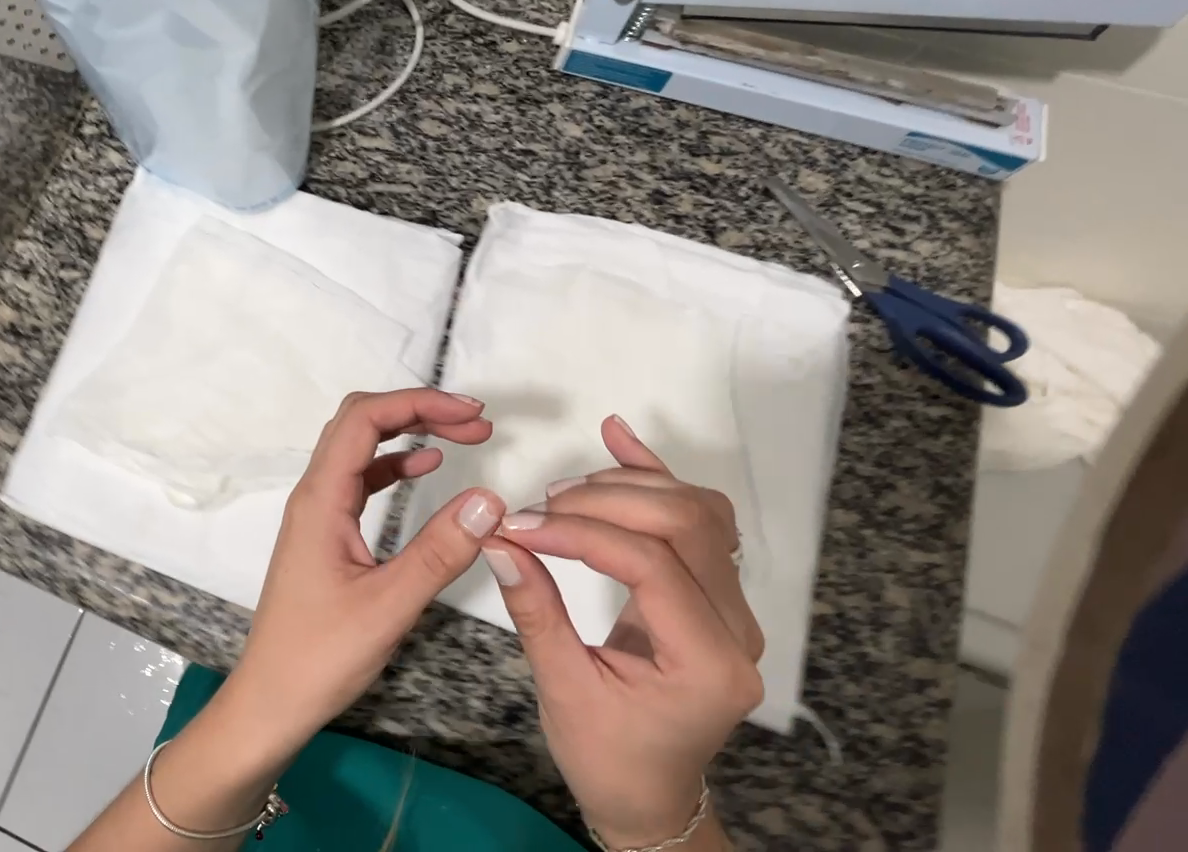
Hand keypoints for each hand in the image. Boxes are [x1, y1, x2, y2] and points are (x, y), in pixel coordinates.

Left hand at [216, 388, 499, 766]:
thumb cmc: (321, 656)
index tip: (472, 415)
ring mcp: (318, 513)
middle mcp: (314, 494)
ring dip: (408, 434)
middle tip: (475, 423)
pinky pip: (361, 480)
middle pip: (360, 422)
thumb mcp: (389, 606)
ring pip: (360, 448)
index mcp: (320, 499)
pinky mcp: (326, 532)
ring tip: (464, 438)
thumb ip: (440, 552)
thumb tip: (490, 499)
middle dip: (416, 410)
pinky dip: (396, 466)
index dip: (418, 404)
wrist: (272, 698)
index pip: (364, 419)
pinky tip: (427, 468)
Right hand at [481, 417, 761, 849]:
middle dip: (604, 501)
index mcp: (707, 663)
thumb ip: (535, 609)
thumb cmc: (607, 756)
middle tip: (538, 511)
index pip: (650, 565)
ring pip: (698, 511)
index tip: (517, 527)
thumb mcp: (563, 689)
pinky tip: (616, 437)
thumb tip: (498, 540)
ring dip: (628, 486)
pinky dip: (652, 474)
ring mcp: (732, 606)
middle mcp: (736, 627)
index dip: (579, 533)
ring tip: (562, 493)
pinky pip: (695, 518)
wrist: (652, 795)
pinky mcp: (712, 591)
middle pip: (687, 524)